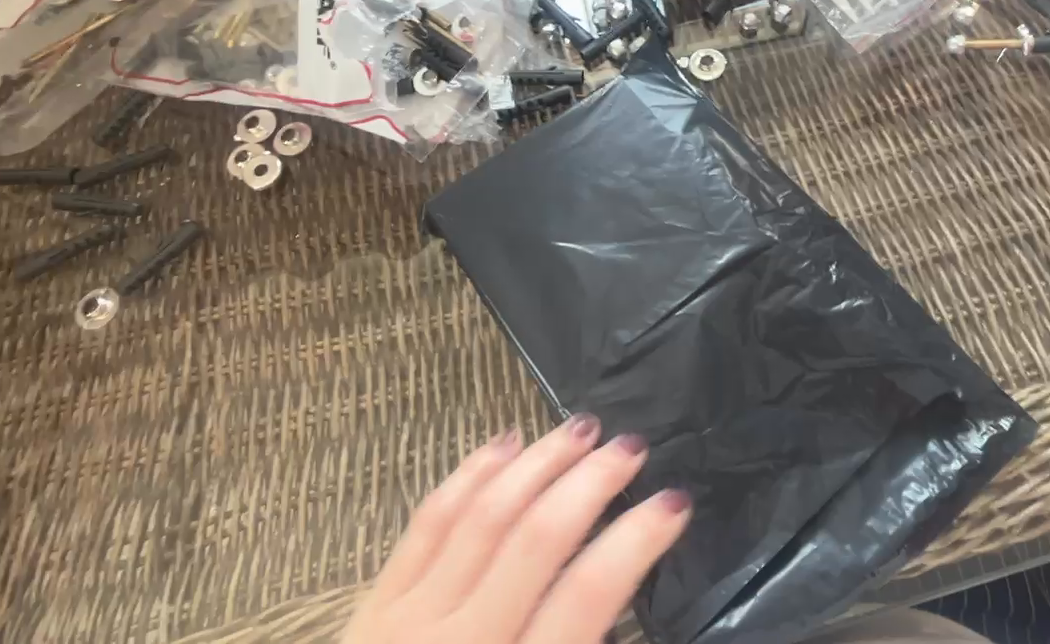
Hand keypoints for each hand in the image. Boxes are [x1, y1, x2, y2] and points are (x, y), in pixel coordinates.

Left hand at [344, 415, 691, 643]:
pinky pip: (429, 519)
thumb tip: (624, 598)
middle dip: (592, 482)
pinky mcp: (375, 601)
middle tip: (632, 446)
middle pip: (537, 538)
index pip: (588, 595)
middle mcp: (467, 640)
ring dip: (539, 462)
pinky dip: (471, 473)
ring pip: (485, 514)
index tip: (674, 502)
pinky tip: (506, 441)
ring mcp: (411, 616)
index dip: (637, 540)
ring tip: (582, 427)